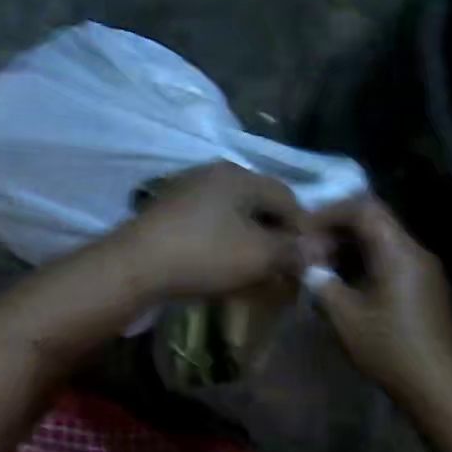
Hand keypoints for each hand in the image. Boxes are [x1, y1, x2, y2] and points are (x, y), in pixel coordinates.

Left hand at [112, 162, 303, 298]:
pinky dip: (219, 249)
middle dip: (273, 239)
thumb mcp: (258, 255)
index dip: (303, 230)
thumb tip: (319, 249)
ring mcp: (183, 195)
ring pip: (230, 220)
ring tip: (253, 276)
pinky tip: (220, 272)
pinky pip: (204, 230)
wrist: (132, 268)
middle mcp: (210, 176)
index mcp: (238, 175)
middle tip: (281, 271)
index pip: (288, 197)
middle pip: (257, 207)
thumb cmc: (202, 255)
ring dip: (246, 246)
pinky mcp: (163, 217)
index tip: (306, 262)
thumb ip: (292, 250)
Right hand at [307, 196, 451, 404]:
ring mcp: (422, 269)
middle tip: (305, 250)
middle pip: (374, 221)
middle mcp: (415, 253)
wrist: (438, 385)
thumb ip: (320, 280)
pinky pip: (387, 258)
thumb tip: (302, 258)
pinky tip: (339, 282)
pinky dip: (360, 260)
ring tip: (316, 266)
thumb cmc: (389, 348)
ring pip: (380, 240)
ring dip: (346, 246)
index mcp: (399, 254)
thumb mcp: (344, 315)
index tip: (301, 231)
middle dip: (335, 229)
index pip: (364, 209)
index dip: (329, 213)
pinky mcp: (420, 286)